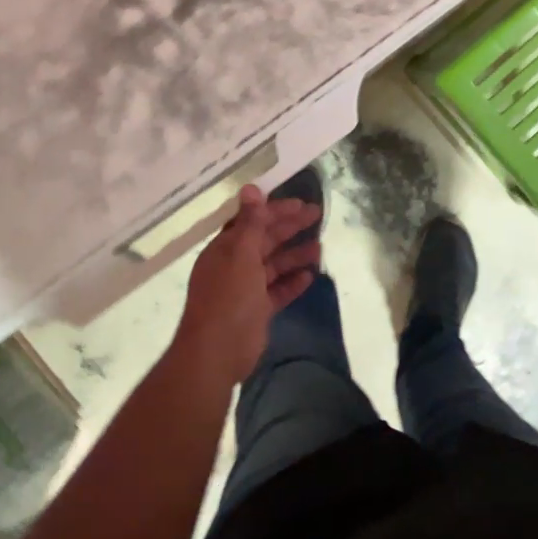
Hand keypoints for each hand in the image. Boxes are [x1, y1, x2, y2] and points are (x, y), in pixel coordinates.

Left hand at [172, 185, 321, 385]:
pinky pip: (278, 291)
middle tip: (318, 216)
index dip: (276, 210)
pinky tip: (310, 276)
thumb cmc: (228, 296)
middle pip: (265, 240)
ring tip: (319, 247)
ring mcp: (246, 289)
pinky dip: (292, 282)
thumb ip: (250, 222)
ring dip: (295, 254)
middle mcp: (234, 265)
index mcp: (225, 248)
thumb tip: (250, 187)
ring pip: (274, 265)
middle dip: (290, 227)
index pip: (252, 221)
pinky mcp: (257, 311)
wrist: (217, 351)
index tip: (301, 204)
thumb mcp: (241, 254)